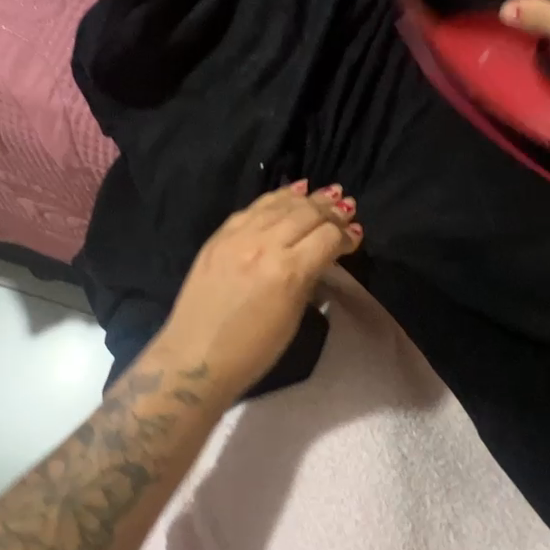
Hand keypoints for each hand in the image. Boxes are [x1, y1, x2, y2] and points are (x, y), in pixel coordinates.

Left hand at [151, 182, 362, 395]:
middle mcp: (265, 245)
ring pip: (282, 204)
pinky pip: (255, 207)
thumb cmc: (252, 351)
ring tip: (328, 194)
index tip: (356, 237)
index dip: (347, 235)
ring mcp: (239, 236)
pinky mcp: (220, 235)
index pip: (328, 237)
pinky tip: (293, 191)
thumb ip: (310, 277)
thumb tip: (327, 252)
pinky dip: (277, 197)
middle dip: (332, 211)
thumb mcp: (293, 317)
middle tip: (348, 208)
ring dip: (309, 198)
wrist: (194, 358)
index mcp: (288, 271)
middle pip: (308, 214)